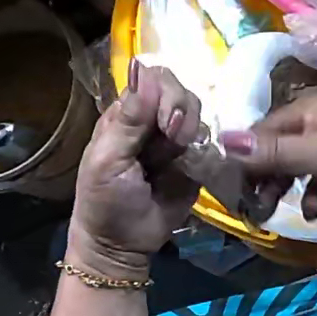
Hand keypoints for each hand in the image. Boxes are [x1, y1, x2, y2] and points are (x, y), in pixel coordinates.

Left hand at [67, 61, 202, 280]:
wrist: (121, 246)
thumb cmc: (104, 202)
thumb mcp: (107, 160)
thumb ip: (127, 119)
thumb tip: (143, 69)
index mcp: (125, 115)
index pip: (152, 80)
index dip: (164, 92)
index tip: (164, 120)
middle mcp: (152, 121)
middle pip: (180, 91)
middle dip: (182, 110)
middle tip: (174, 140)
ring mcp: (176, 141)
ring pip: (198, 112)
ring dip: (194, 128)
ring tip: (182, 151)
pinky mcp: (196, 162)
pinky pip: (212, 142)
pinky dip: (210, 146)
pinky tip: (199, 160)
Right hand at [220, 96, 316, 220]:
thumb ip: (275, 153)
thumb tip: (223, 141)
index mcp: (304, 111)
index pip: (258, 134)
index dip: (242, 160)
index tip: (231, 191)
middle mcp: (313, 124)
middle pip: (273, 151)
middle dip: (260, 179)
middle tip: (252, 209)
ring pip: (292, 168)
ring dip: (281, 189)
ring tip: (272, 213)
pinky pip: (316, 181)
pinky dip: (310, 195)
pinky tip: (314, 211)